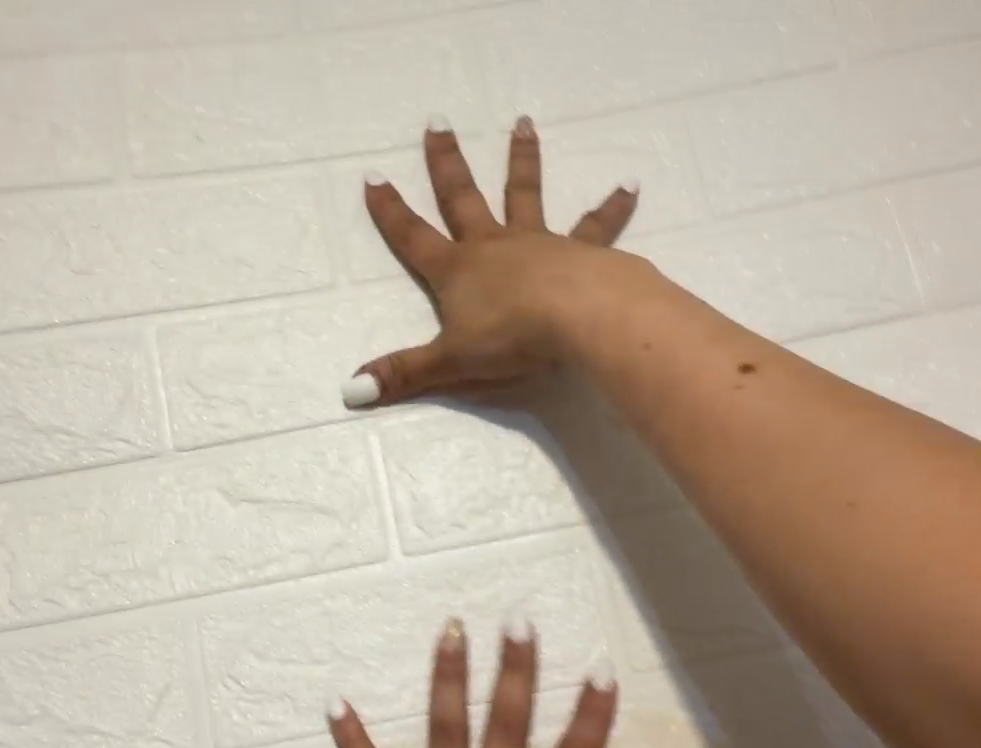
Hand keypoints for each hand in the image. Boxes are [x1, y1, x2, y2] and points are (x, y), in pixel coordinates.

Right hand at [342, 117, 645, 408]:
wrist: (577, 320)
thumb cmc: (510, 339)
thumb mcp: (448, 363)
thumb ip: (403, 374)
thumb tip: (350, 391)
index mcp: (457, 271)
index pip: (413, 238)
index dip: (390, 213)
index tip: (373, 178)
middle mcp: (493, 247)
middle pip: (462, 198)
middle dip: (446, 164)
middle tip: (437, 123)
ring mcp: (537, 243)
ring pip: (524, 194)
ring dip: (521, 160)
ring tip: (523, 123)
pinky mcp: (580, 252)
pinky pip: (597, 225)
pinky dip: (612, 207)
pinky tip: (631, 186)